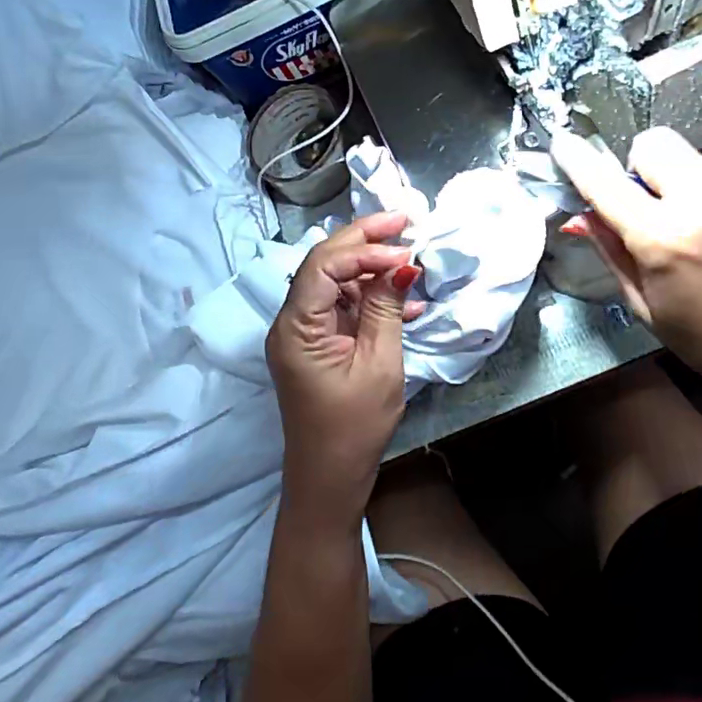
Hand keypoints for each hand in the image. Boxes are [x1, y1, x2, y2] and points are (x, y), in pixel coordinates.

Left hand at [265, 213, 425, 527]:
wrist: (330, 479)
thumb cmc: (354, 427)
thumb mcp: (379, 364)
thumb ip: (385, 308)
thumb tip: (400, 265)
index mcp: (295, 327)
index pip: (323, 264)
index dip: (364, 249)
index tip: (405, 251)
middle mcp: (291, 322)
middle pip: (325, 265)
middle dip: (365, 242)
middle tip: (404, 222)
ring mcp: (303, 333)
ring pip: (335, 282)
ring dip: (372, 270)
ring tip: (410, 257)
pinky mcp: (318, 344)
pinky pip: (343, 308)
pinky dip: (371, 300)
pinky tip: (405, 300)